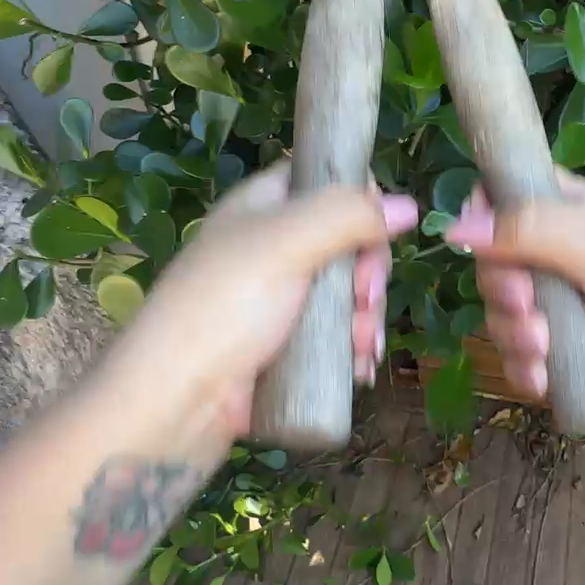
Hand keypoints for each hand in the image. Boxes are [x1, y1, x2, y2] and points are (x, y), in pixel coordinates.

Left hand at [103, 164, 418, 436]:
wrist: (175, 405)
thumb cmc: (224, 309)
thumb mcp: (285, 245)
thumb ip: (347, 216)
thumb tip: (409, 206)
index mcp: (262, 208)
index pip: (323, 180)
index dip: (359, 198)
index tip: (376, 228)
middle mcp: (272, 249)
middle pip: (347, 241)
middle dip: (369, 272)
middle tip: (365, 298)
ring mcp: (279, 300)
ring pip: (347, 293)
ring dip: (366, 316)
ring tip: (361, 345)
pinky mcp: (286, 346)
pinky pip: (336, 335)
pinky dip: (355, 347)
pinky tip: (359, 366)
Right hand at [446, 174, 584, 430]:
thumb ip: (529, 228)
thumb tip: (454, 225)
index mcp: (571, 212)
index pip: (507, 195)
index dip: (484, 213)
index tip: (476, 240)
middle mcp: (558, 254)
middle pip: (494, 260)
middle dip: (503, 290)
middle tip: (526, 306)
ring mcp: (558, 306)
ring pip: (501, 313)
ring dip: (513, 334)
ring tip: (544, 350)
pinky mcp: (560, 352)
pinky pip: (518, 356)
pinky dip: (525, 368)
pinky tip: (543, 379)